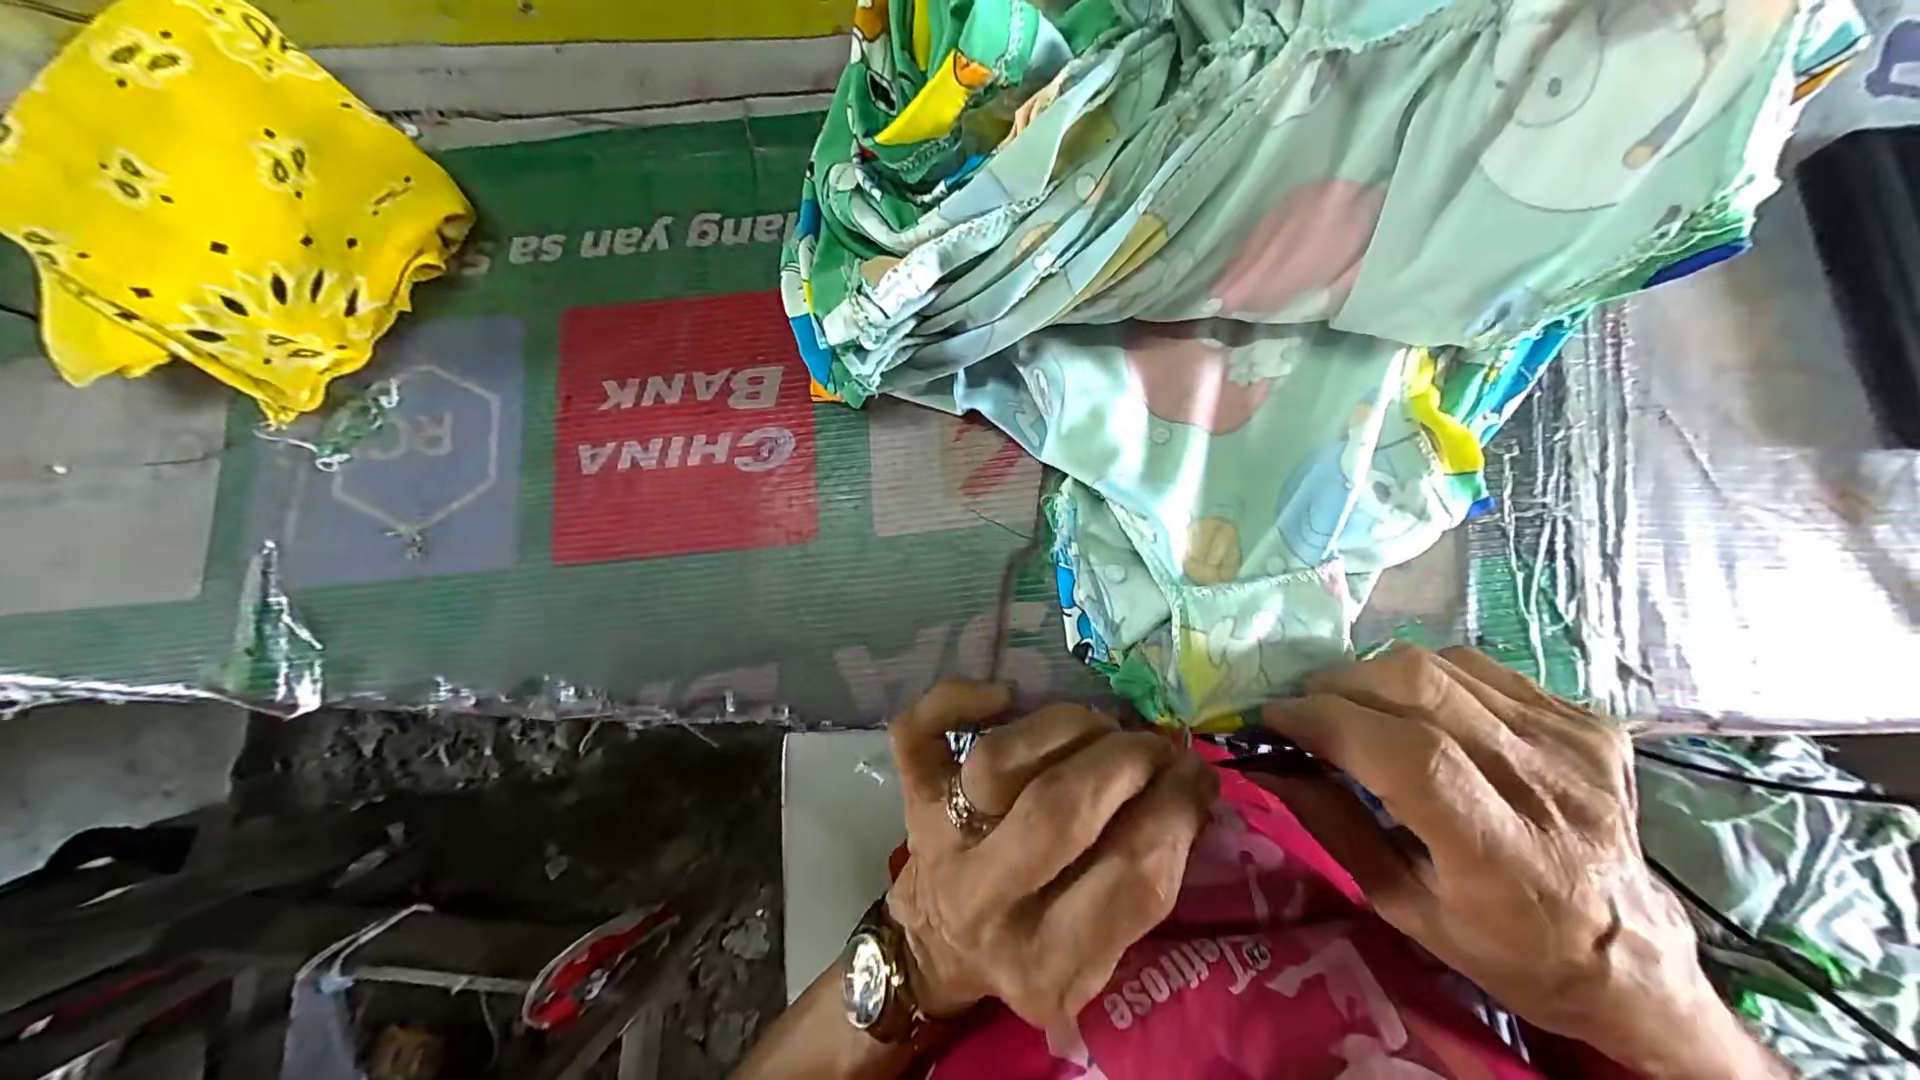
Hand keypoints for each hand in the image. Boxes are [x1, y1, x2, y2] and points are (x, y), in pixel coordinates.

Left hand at [885, 680, 1216, 1030]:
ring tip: (1100, 726)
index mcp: (1046, 964)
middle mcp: (983, 902)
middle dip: (1126, 762)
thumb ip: (1145, 875)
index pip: (1131, 880)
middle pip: (1059, 809)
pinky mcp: (911, 796)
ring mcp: (937, 841)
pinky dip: (957, 698)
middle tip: (1154, 745)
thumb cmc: (1037, 943)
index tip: (1196, 775)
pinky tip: (1003, 695)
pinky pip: (918, 732)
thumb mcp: (1101, 948)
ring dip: (1066, 726)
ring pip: (997, 760)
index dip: (1177, 813)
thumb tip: (1191, 780)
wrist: (941, 944)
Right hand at [1259, 646, 1781, 1079]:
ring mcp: (1573, 744)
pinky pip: (1475, 666)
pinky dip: (1422, 675)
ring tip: (1354, 708)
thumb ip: (1330, 822)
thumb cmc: (1502, 945)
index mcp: (1503, 857)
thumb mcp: (1399, 903)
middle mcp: (1546, 788)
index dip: (1328, 721)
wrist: (1631, 956)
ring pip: (1438, 664)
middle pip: (1419, 687)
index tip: (1274, 718)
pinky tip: (1416, 709)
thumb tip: (1265, 761)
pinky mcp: (1585, 721)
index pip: (1409, 756)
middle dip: (1337, 686)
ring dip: (1371, 676)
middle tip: (1306, 710)